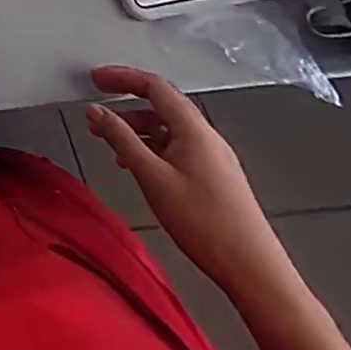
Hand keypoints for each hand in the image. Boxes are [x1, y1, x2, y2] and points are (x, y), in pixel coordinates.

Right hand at [85, 66, 293, 294]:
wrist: (254, 272)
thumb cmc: (204, 222)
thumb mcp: (151, 175)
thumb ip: (120, 137)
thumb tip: (96, 110)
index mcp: (194, 131)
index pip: (155, 86)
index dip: (122, 77)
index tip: (96, 80)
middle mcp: (206, 139)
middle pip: (161, 105)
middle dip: (125, 104)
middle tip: (96, 112)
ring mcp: (212, 158)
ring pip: (166, 128)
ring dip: (134, 128)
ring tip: (109, 141)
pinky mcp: (213, 176)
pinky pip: (174, 147)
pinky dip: (149, 146)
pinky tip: (134, 163)